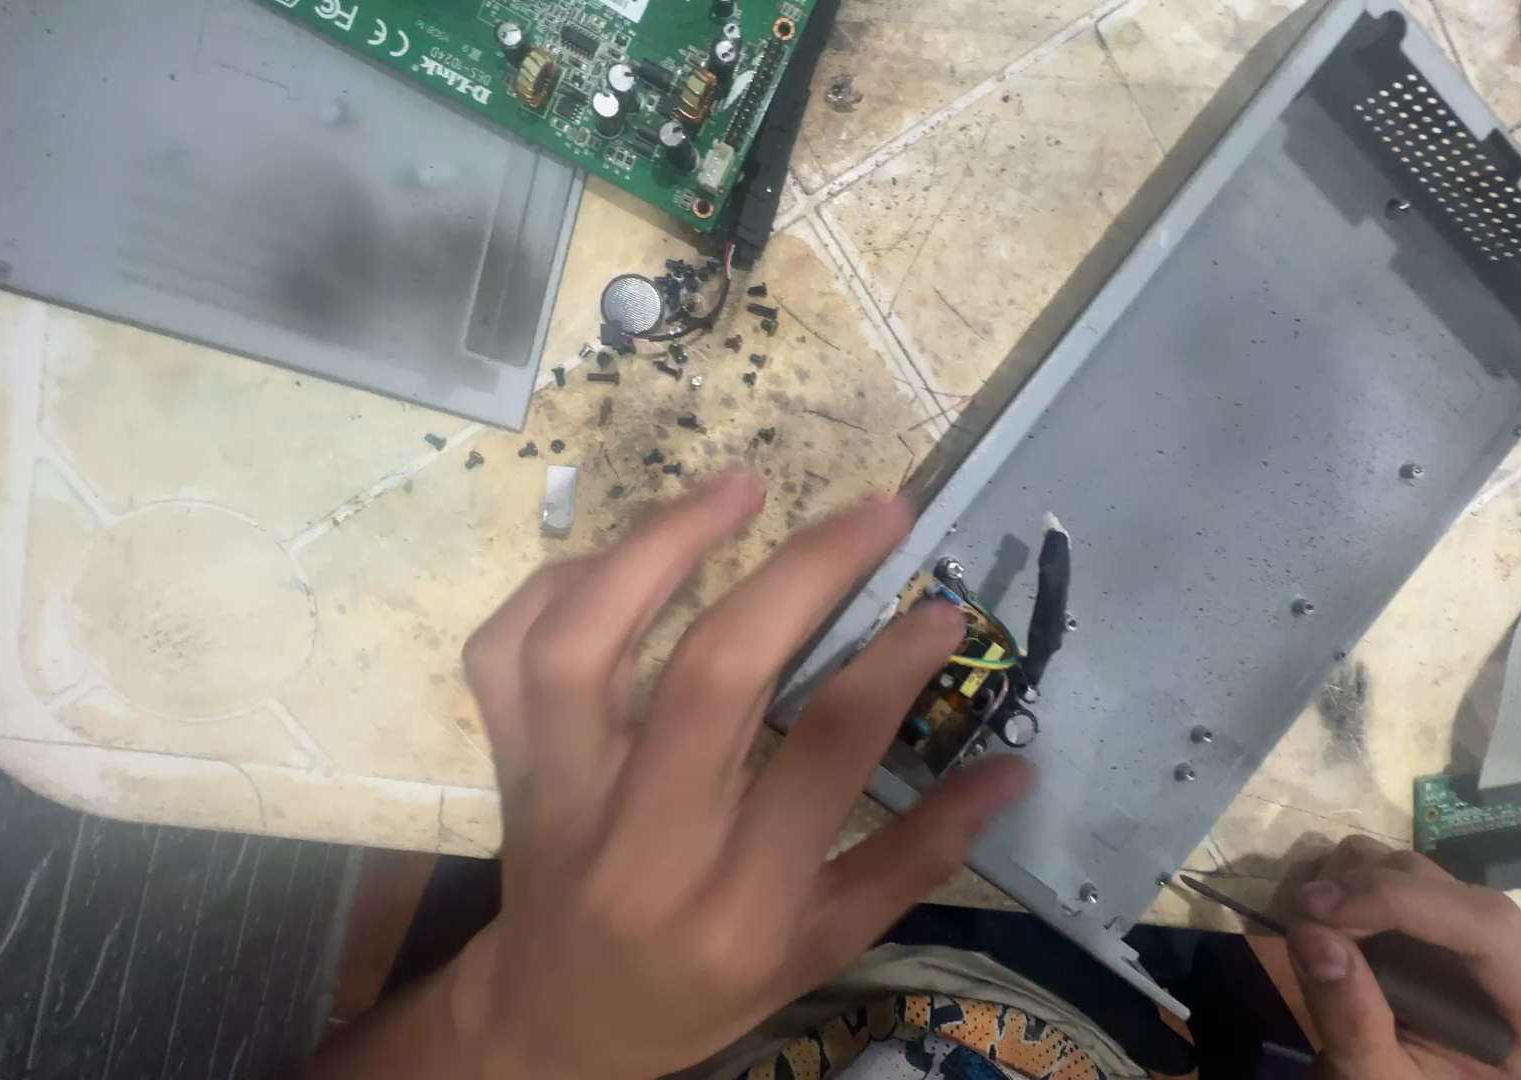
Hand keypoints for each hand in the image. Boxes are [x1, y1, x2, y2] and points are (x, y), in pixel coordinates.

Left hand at [446, 472, 1031, 1079]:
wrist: (555, 1024)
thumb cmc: (704, 987)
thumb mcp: (827, 946)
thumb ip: (920, 856)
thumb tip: (1015, 770)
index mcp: (737, 898)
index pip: (821, 756)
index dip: (891, 666)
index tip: (939, 607)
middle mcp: (641, 838)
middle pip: (714, 674)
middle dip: (805, 572)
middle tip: (873, 512)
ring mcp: (558, 792)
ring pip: (584, 644)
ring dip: (663, 544)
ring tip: (739, 486)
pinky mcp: (509, 764)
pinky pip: (505, 651)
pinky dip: (561, 581)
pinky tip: (625, 556)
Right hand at [1284, 836, 1520, 1079]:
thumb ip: (1353, 1022)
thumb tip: (1312, 933)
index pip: (1487, 929)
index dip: (1398, 901)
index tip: (1316, 907)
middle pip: (1452, 893)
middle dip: (1368, 891)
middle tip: (1304, 916)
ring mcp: (1499, 942)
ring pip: (1424, 872)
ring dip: (1356, 880)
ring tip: (1316, 921)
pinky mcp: (1456, 922)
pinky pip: (1405, 873)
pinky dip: (1356, 878)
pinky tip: (1334, 916)